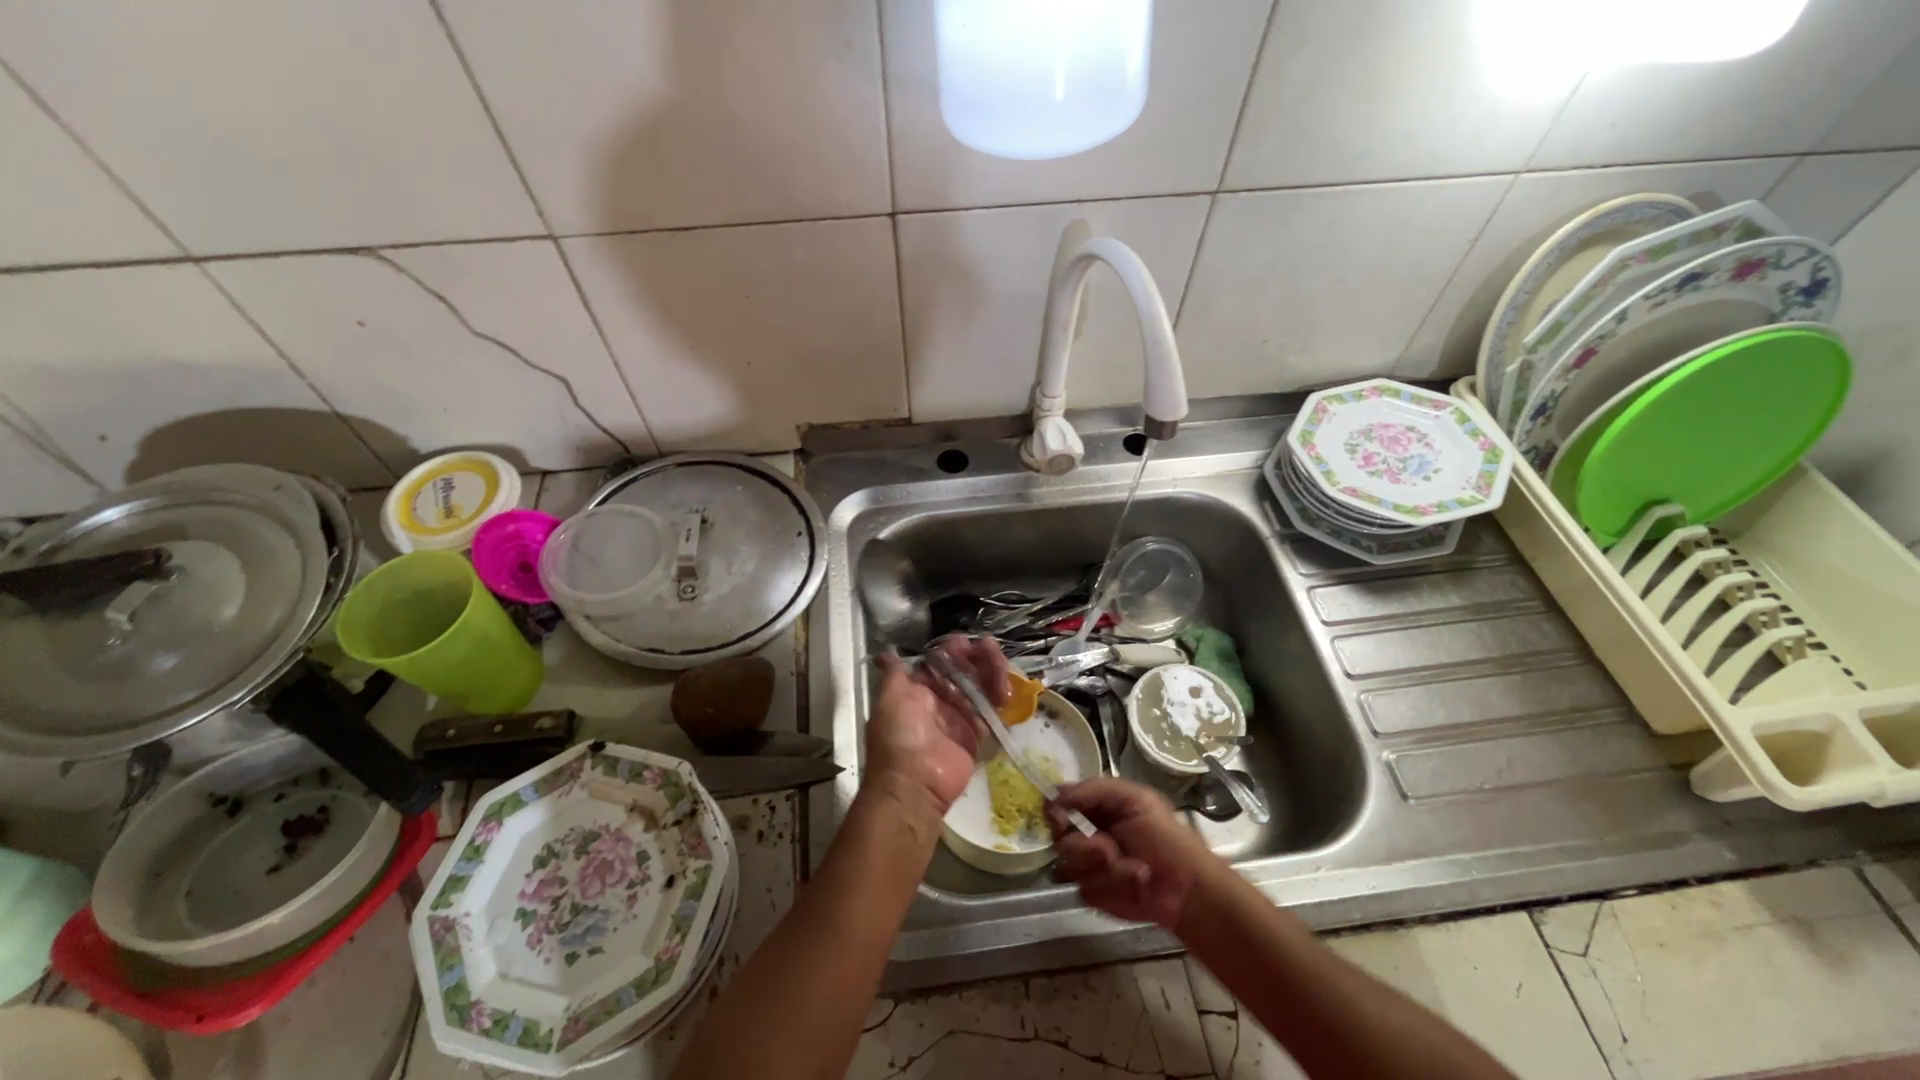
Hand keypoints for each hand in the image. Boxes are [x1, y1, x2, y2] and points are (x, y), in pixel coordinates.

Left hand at [865, 636, 1010, 814]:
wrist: (914, 783)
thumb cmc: (899, 736)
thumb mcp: (890, 698)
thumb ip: (895, 674)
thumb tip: (888, 653)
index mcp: (918, 686)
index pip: (942, 658)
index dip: (956, 648)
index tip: (968, 644)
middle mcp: (940, 697)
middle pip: (966, 668)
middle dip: (980, 656)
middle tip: (992, 652)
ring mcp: (959, 715)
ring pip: (982, 684)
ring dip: (994, 673)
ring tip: (1001, 674)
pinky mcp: (976, 733)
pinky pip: (992, 709)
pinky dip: (1000, 698)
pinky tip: (1005, 693)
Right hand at [1048, 777, 1212, 928]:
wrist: (1186, 889)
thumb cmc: (1166, 839)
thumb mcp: (1137, 800)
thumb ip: (1095, 790)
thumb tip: (1055, 794)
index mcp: (1097, 808)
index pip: (1059, 805)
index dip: (1056, 811)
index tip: (1061, 819)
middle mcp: (1088, 835)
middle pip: (1059, 837)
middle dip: (1085, 845)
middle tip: (1108, 849)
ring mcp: (1089, 866)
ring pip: (1071, 865)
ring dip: (1105, 869)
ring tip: (1135, 870)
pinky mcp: (1094, 893)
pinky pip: (1084, 889)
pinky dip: (1110, 888)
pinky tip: (1132, 887)